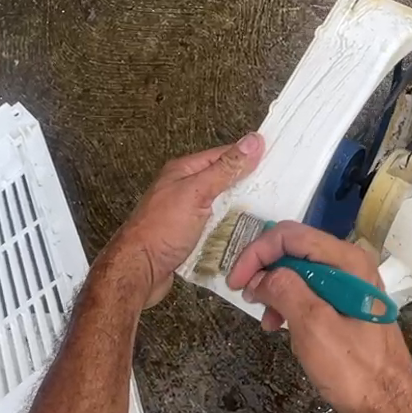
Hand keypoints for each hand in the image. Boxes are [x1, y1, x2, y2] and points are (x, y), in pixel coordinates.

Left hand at [102, 133, 263, 308]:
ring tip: (263, 217)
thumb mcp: (197, 192)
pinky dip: (228, 233)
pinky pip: (215, 230)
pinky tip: (242, 238)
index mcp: (184, 171)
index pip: (223, 156)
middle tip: (274, 192)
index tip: (272, 160)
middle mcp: (185, 190)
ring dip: (238, 214)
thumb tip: (251, 141)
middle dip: (246, 189)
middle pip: (224, 183)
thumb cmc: (160, 230)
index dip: (247, 157)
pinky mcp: (189, 237)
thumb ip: (225, 168)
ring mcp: (186, 214)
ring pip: (221, 208)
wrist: (138, 271)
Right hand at [227, 222, 411, 412]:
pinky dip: (290, 301)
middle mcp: (349, 262)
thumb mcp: (314, 327)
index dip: (257, 253)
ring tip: (264, 318)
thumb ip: (286, 291)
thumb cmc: (356, 369)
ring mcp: (350, 282)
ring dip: (275, 288)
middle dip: (264, 268)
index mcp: (346, 259)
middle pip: (294, 248)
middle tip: (245, 296)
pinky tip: (281, 325)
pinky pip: (311, 289)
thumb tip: (261, 276)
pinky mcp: (347, 301)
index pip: (290, 236)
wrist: (393, 405)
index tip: (235, 282)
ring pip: (300, 269)